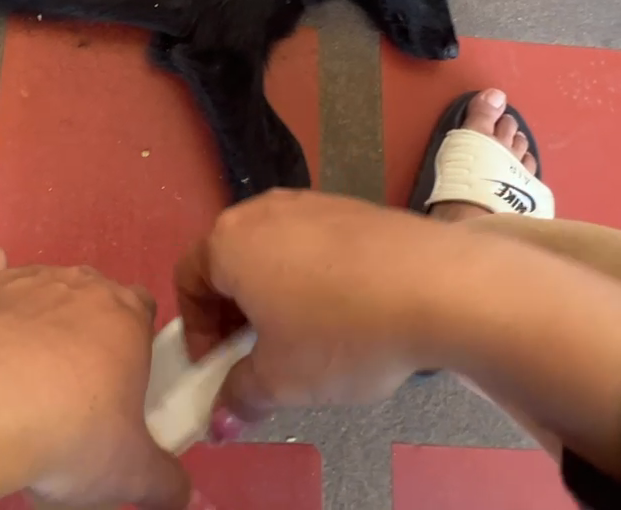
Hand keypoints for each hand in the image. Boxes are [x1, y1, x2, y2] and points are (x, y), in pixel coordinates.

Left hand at [0, 248, 189, 508]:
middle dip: (90, 331)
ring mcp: (33, 280)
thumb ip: (167, 481)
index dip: (136, 342)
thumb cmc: (72, 433)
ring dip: (45, 316)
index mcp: (129, 317)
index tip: (122, 383)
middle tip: (76, 389)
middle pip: (97, 296)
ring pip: (49, 286)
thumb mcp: (131, 472)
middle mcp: (85, 285)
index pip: (145, 308)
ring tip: (28, 373)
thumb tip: (188, 497)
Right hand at [174, 189, 457, 423]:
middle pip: (228, 261)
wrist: (433, 284)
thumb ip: (239, 397)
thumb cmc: (340, 331)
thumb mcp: (281, 380)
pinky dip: (311, 275)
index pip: (187, 280)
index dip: (196, 330)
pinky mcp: (348, 206)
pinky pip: (310, 242)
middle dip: (234, 313)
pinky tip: (346, 309)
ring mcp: (307, 202)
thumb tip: (222, 418)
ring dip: (273, 294)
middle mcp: (261, 210)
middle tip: (257, 357)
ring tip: (305, 336)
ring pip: (271, 251)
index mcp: (228, 242)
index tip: (219, 368)